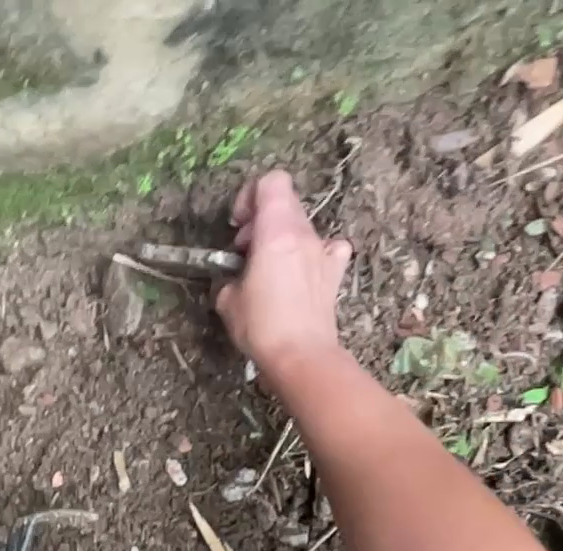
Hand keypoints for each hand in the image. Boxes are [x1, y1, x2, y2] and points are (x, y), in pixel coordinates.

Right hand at [215, 170, 353, 374]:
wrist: (301, 356)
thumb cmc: (261, 326)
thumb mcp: (228, 302)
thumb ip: (229, 279)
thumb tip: (232, 280)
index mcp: (277, 231)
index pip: (271, 182)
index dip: (250, 196)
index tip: (238, 226)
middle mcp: (305, 235)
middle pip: (285, 203)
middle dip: (261, 221)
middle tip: (245, 252)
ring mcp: (324, 253)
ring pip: (302, 227)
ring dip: (282, 239)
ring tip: (269, 270)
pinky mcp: (334, 274)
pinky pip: (328, 249)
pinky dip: (314, 254)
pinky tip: (302, 274)